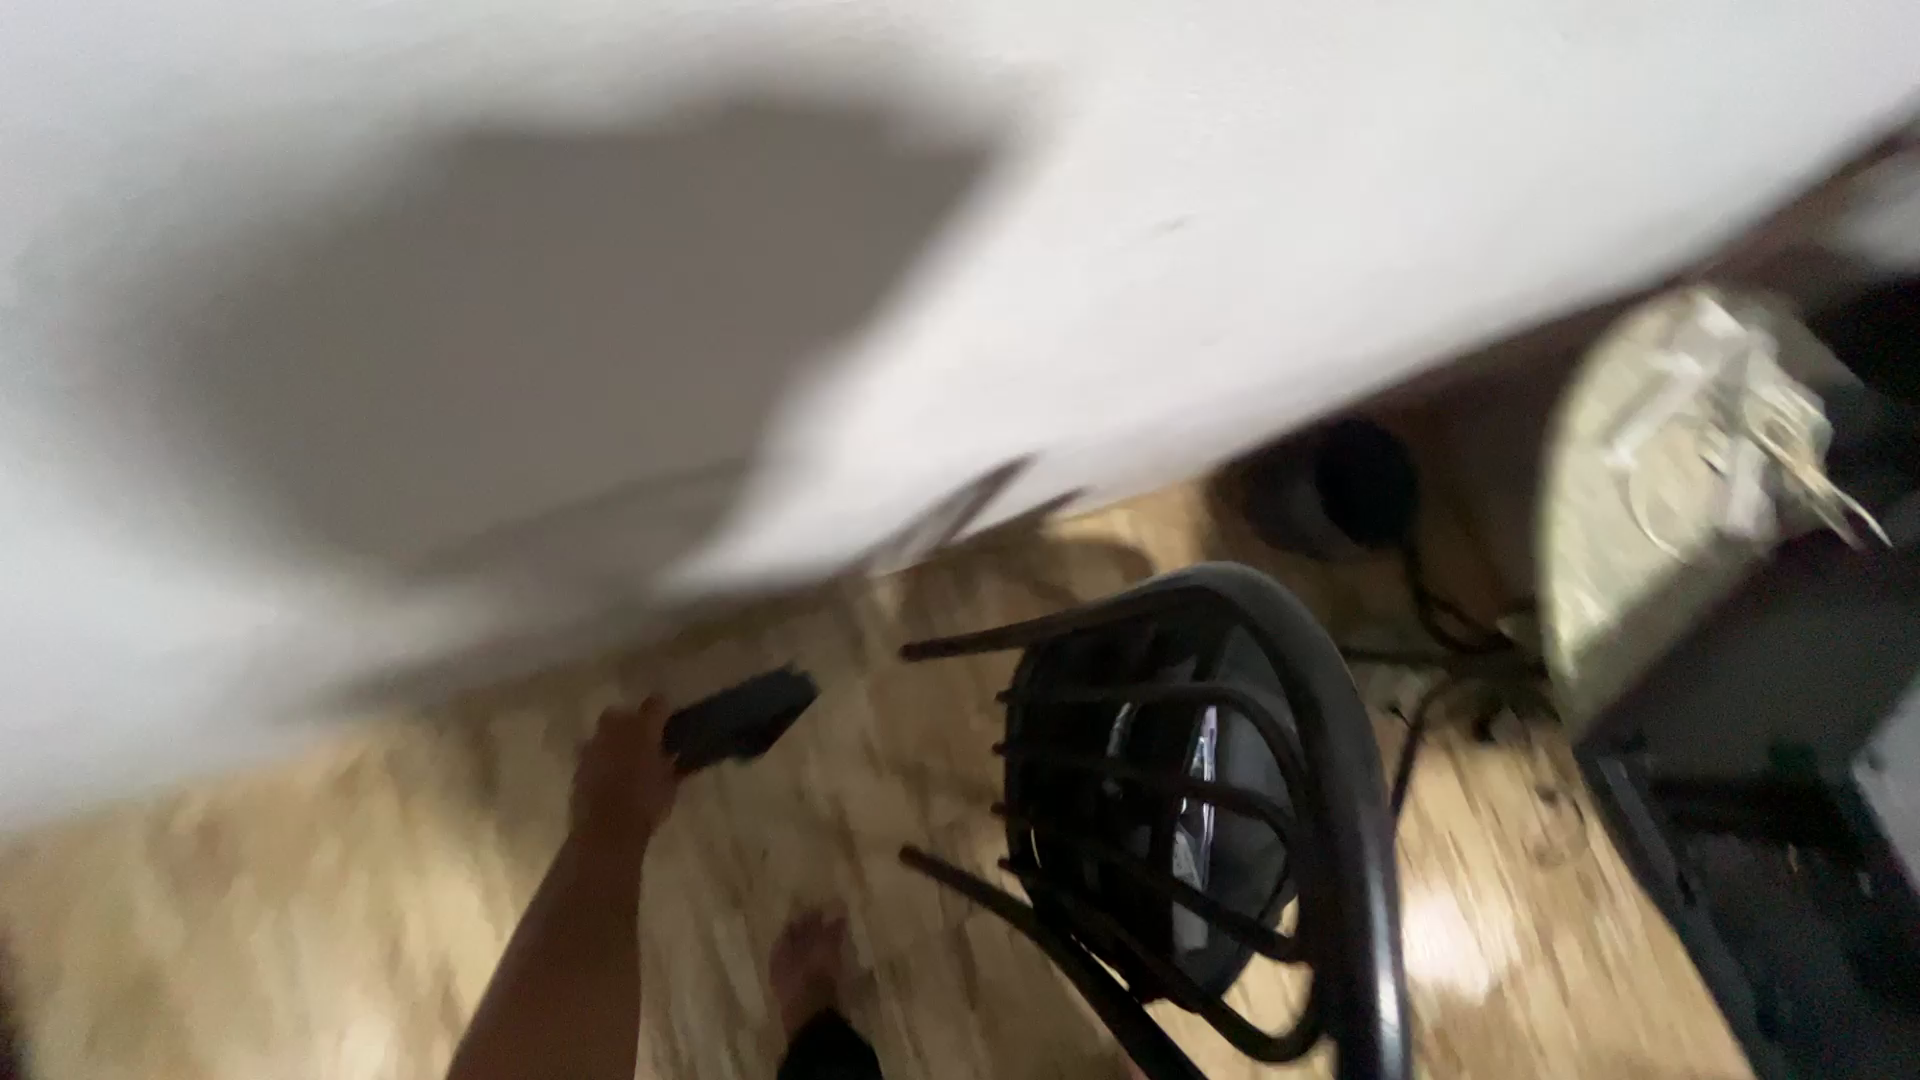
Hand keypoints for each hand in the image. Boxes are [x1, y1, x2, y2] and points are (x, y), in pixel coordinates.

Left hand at [571, 696, 680, 840]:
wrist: (606, 829)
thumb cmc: (647, 803)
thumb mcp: (670, 784)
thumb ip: (674, 765)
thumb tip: (675, 756)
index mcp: (643, 730)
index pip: (656, 704)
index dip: (663, 708)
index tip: (669, 716)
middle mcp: (615, 732)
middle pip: (620, 713)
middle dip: (629, 720)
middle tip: (641, 737)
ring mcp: (592, 748)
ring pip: (601, 732)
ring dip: (611, 739)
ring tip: (621, 755)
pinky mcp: (577, 767)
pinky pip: (588, 754)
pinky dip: (597, 759)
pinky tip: (606, 773)